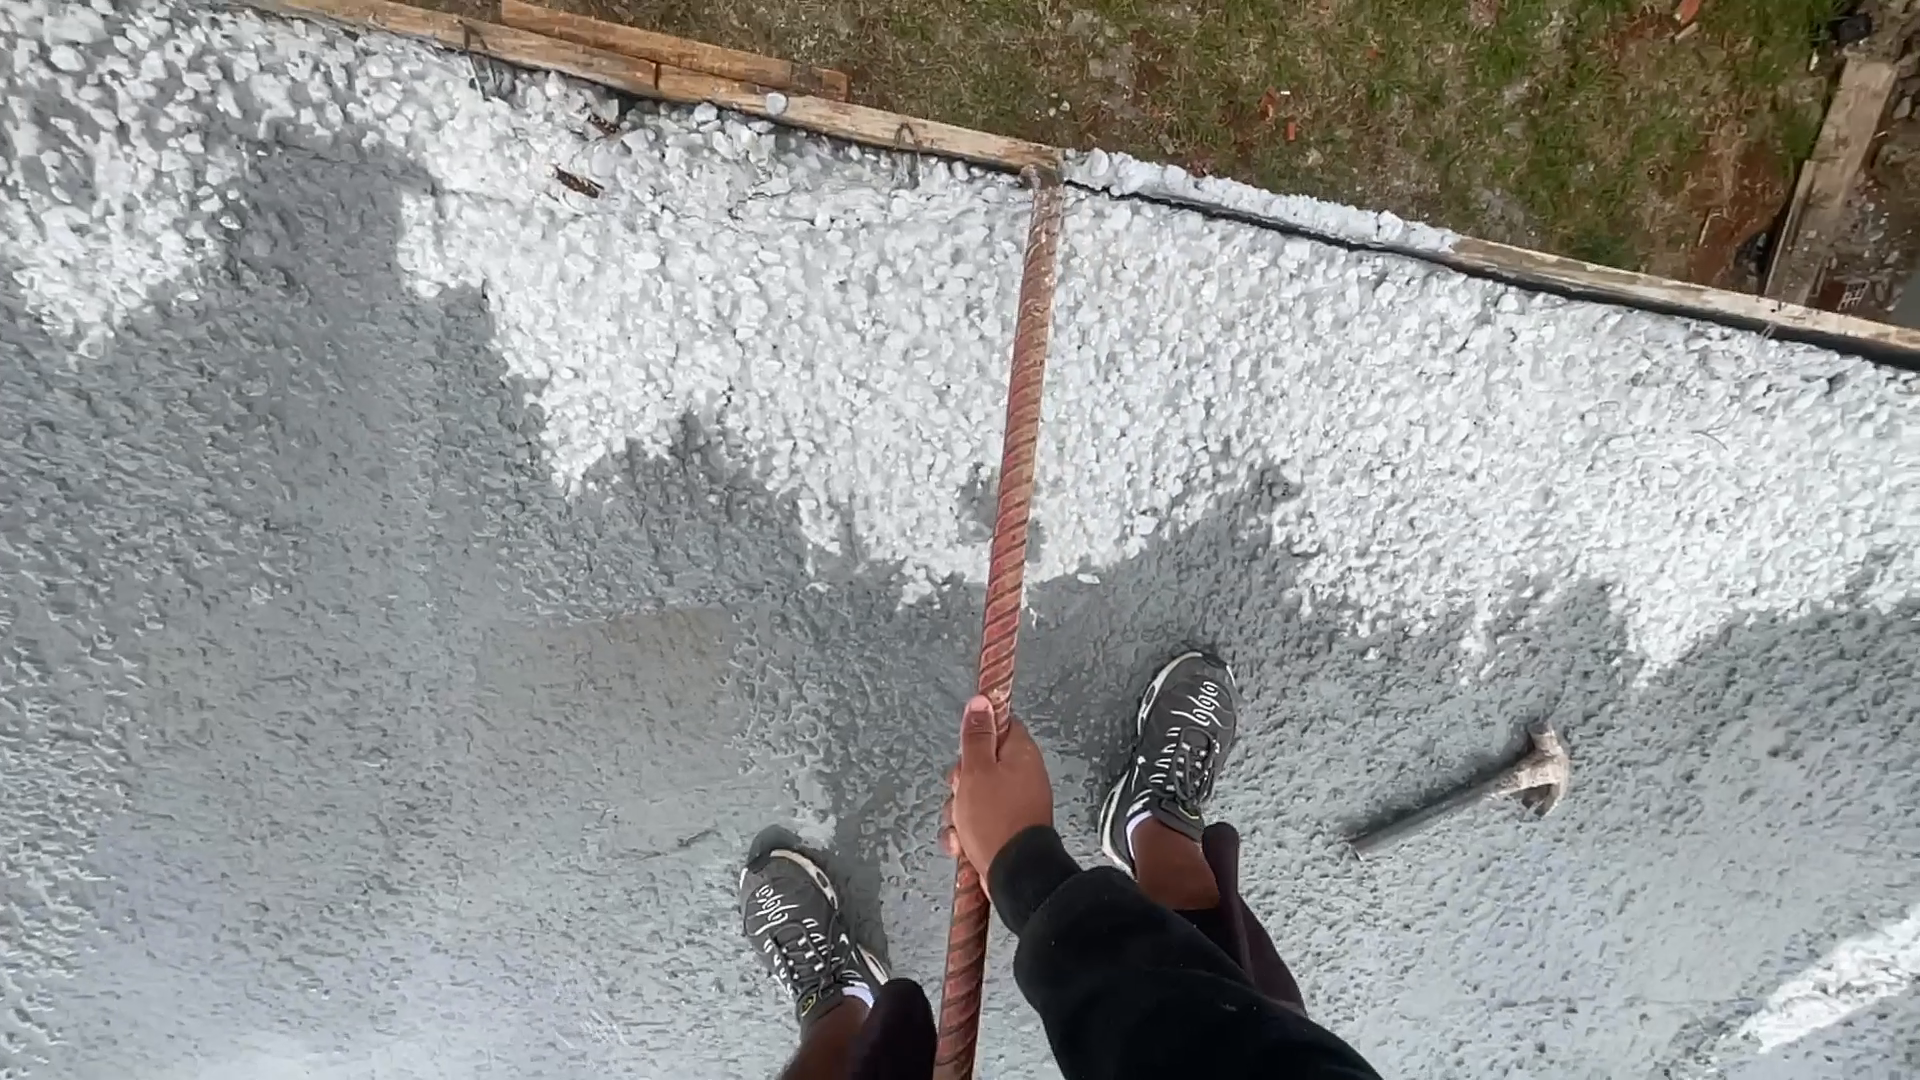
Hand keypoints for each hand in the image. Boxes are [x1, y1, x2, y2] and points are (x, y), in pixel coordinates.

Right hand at [940, 695, 1053, 873]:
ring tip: (960, 825)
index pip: (1000, 726)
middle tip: (961, 792)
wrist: (1015, 876)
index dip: (977, 735)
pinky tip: (961, 844)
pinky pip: (979, 821)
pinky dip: (966, 832)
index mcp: (1021, 753)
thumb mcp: (977, 770)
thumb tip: (981, 700)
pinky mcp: (1008, 829)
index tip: (966, 753)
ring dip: (959, 810)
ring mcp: (1017, 803)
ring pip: (975, 794)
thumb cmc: (996, 818)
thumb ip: (976, 735)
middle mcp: (1023, 775)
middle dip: (961, 780)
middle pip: (982, 762)